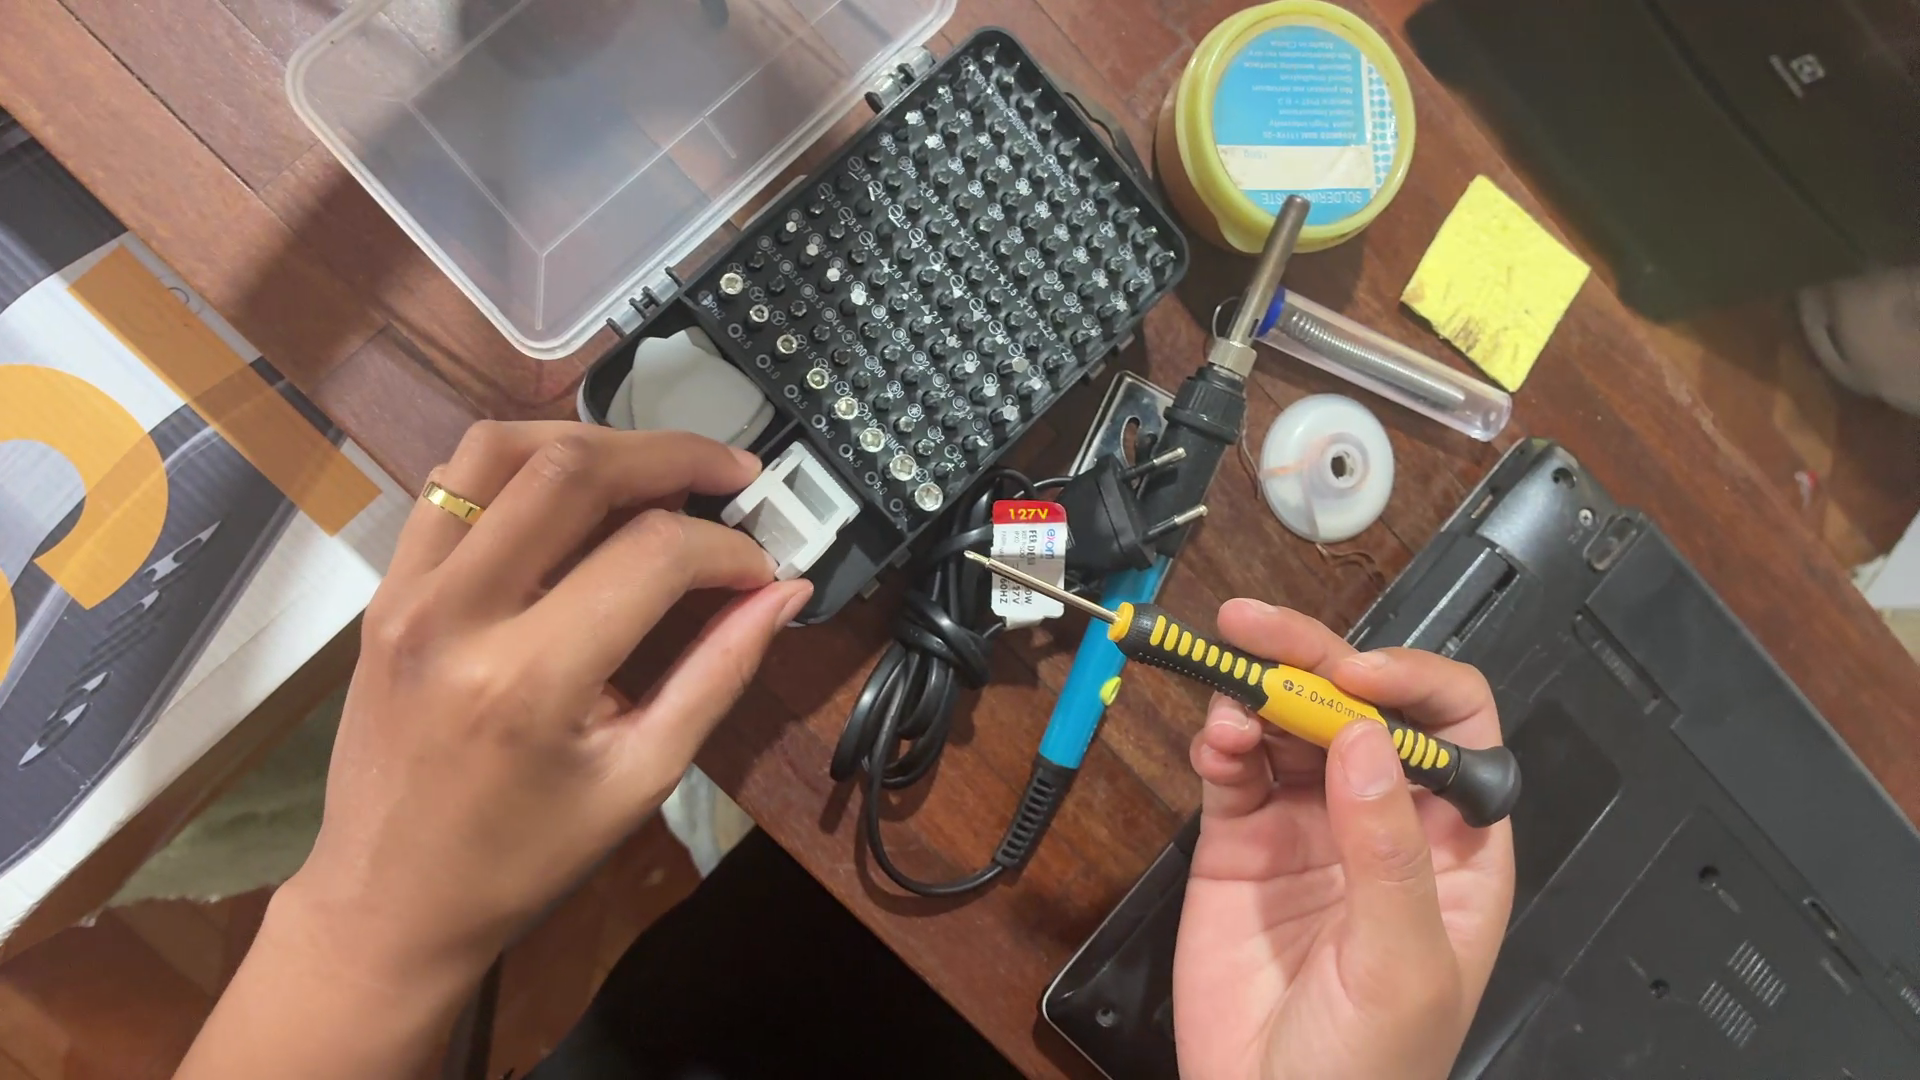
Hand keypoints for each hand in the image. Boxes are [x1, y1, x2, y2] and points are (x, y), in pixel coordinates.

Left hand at [280, 422, 809, 988]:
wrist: (386, 903)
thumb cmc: (528, 856)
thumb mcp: (646, 774)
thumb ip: (722, 669)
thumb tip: (788, 593)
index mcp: (528, 679)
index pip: (654, 556)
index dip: (729, 550)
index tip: (764, 571)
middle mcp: (455, 613)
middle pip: (576, 471)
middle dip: (676, 456)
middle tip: (737, 472)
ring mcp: (406, 590)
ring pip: (504, 449)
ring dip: (599, 439)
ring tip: (662, 466)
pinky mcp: (389, 586)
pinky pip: (458, 480)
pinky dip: (532, 458)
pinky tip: (583, 485)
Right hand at [1171, 600, 1513, 1079]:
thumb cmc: (1369, 1068)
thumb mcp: (1401, 966)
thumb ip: (1387, 850)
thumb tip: (1360, 737)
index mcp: (1447, 840)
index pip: (1450, 726)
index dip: (1407, 683)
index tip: (1350, 676)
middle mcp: (1375, 813)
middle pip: (1349, 705)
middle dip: (1305, 657)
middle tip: (1248, 625)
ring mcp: (1302, 818)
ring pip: (1282, 722)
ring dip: (1251, 694)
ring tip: (1223, 691)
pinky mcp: (1239, 831)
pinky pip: (1230, 764)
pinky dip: (1217, 742)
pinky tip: (1212, 746)